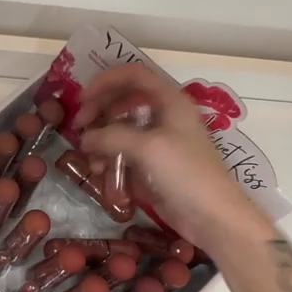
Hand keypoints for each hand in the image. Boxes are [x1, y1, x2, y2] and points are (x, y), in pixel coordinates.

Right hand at [75, 63, 266, 248]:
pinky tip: (101, 171)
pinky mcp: (153, 163)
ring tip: (89, 155)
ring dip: (101, 137)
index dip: (106, 80)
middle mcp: (164, 114)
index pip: (133, 75)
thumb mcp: (146, 148)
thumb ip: (110, 137)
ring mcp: (159, 139)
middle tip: (79, 127)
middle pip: (123, 99)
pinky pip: (124, 150)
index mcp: (170, 101)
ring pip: (121, 126)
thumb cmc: (185, 174)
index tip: (83, 99)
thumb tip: (84, 138)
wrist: (211, 216)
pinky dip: (109, 156)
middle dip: (99, 110)